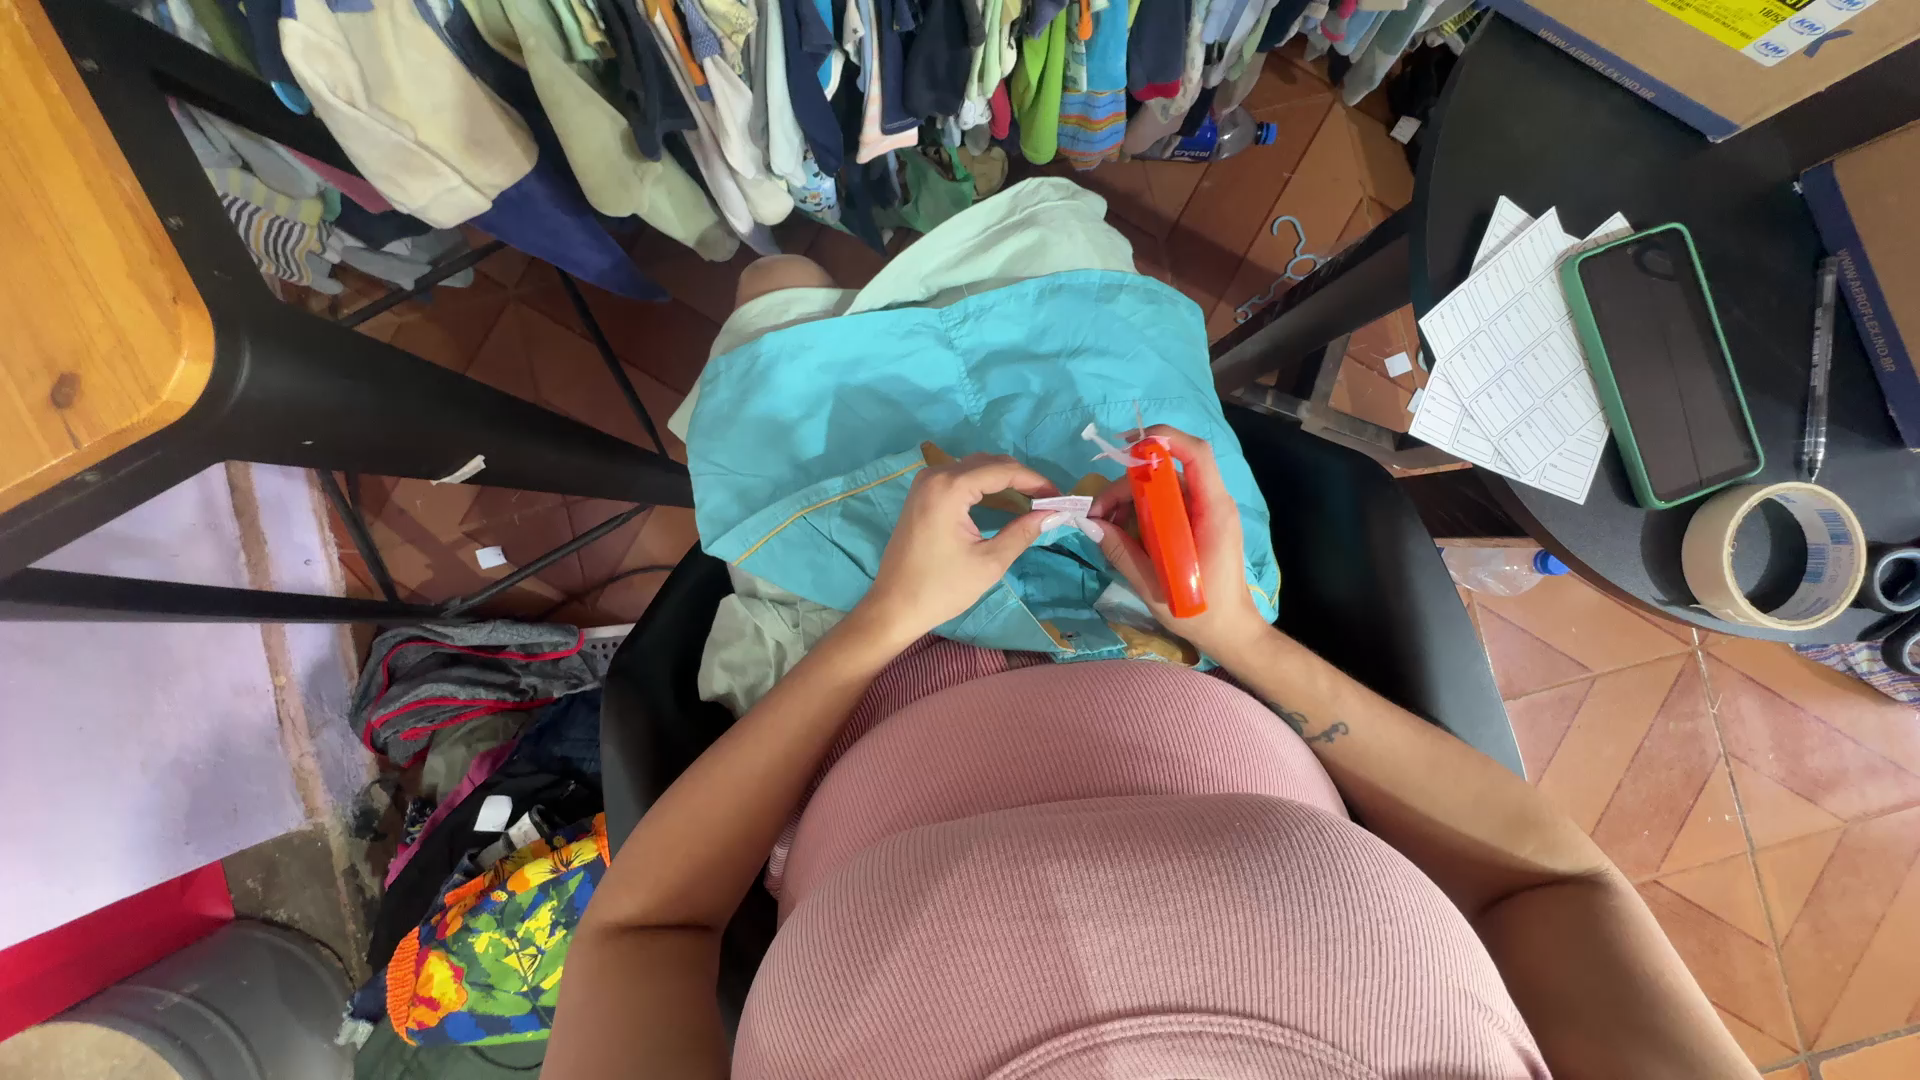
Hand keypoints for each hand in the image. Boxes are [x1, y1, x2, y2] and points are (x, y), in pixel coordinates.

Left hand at [857, 454, 1057, 644]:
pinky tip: (1003, 503)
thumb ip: (1023, 532)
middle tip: (1048, 500)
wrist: (894, 605)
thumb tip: (1052, 514)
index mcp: (950, 488)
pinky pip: (959, 478)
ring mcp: (925, 483)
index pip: (1003, 470)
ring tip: (1031, 501)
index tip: (1060, 496)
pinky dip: (984, 486)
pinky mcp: (922, 494)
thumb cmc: (941, 588)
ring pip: (974, 467)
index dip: (1035, 480)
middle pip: (989, 463)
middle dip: (1021, 478)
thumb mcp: (990, 562)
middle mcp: (935, 475)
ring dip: (1003, 480)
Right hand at [1090, 425, 1272, 659]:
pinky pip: (1165, 503)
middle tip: (1098, 513)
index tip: (1126, 446)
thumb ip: (1123, 552)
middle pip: (1166, 471)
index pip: (1196, 454)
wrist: (1231, 631)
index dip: (1164, 438)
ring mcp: (1205, 512)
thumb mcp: (1154, 585)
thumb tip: (1090, 524)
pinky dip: (1140, 510)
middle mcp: (1211, 503)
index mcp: (1212, 512)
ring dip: (1130, 498)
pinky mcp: (1196, 523)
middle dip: (1127, 483)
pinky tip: (1123, 532)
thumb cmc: (1200, 611)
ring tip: (1107, 526)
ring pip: (1162, 486)